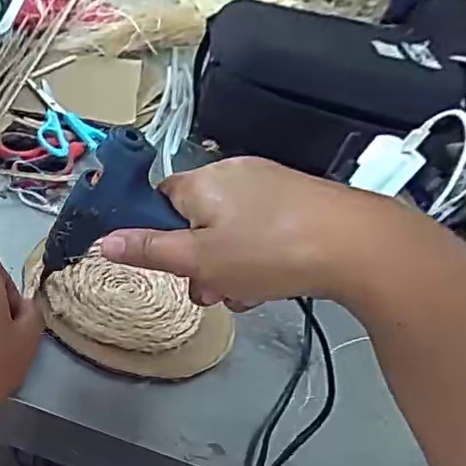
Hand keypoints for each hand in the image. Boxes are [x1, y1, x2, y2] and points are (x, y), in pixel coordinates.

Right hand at [98, 156, 451, 311]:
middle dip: (193, 262)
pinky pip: (254, 233)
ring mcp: (268, 186)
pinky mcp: (295, 202)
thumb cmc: (269, 250)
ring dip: (222, 268)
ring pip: (223, 233)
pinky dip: (252, 259)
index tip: (164, 264)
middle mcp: (234, 174)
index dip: (153, 235)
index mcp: (202, 181)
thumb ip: (148, 251)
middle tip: (207, 288)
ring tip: (241, 291)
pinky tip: (266, 281)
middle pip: (191, 222)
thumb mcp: (197, 259)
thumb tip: (106, 242)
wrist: (359, 247)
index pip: (156, 200)